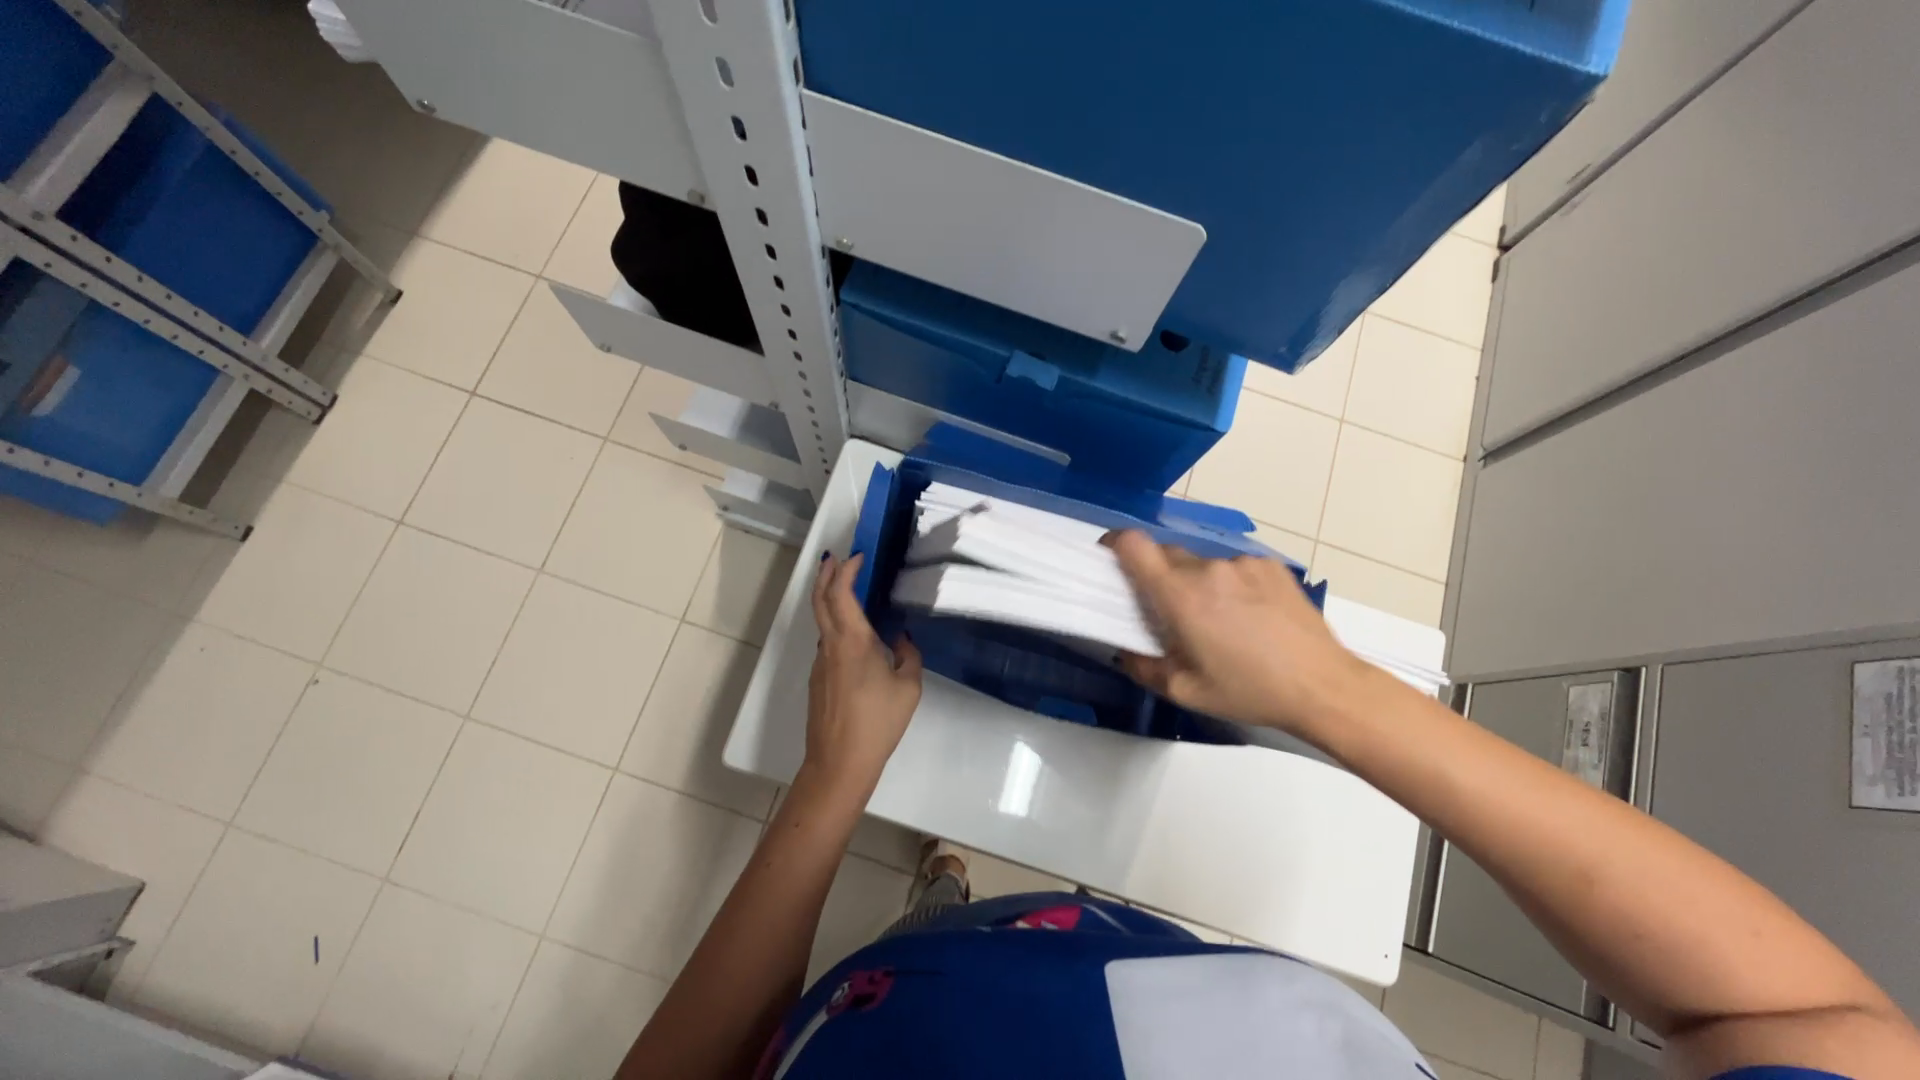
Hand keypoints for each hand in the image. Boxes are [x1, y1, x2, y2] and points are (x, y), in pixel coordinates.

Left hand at [804, 552, 922, 794]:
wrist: (839, 762)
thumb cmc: (878, 722)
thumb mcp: (909, 687)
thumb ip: (908, 655)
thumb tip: (901, 638)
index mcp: (852, 640)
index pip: (840, 592)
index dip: (846, 569)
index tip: (858, 556)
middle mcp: (830, 645)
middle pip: (819, 599)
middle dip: (826, 574)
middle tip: (838, 558)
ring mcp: (820, 663)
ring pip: (821, 621)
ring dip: (829, 599)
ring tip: (850, 591)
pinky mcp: (819, 680)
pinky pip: (827, 642)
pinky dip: (836, 625)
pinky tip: (856, 637)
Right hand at [1109, 530, 1370, 734]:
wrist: (1323, 687)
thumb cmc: (1249, 691)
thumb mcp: (1185, 691)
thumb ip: (1142, 667)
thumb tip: (1123, 650)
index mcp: (1180, 595)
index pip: (1133, 545)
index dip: (1114, 546)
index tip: (1110, 561)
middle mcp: (1208, 567)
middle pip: (1166, 556)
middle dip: (1159, 578)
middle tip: (1170, 613)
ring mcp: (1243, 562)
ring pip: (1203, 564)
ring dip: (1199, 584)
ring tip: (1220, 622)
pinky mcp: (1272, 566)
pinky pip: (1235, 568)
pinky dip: (1231, 585)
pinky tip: (1251, 617)